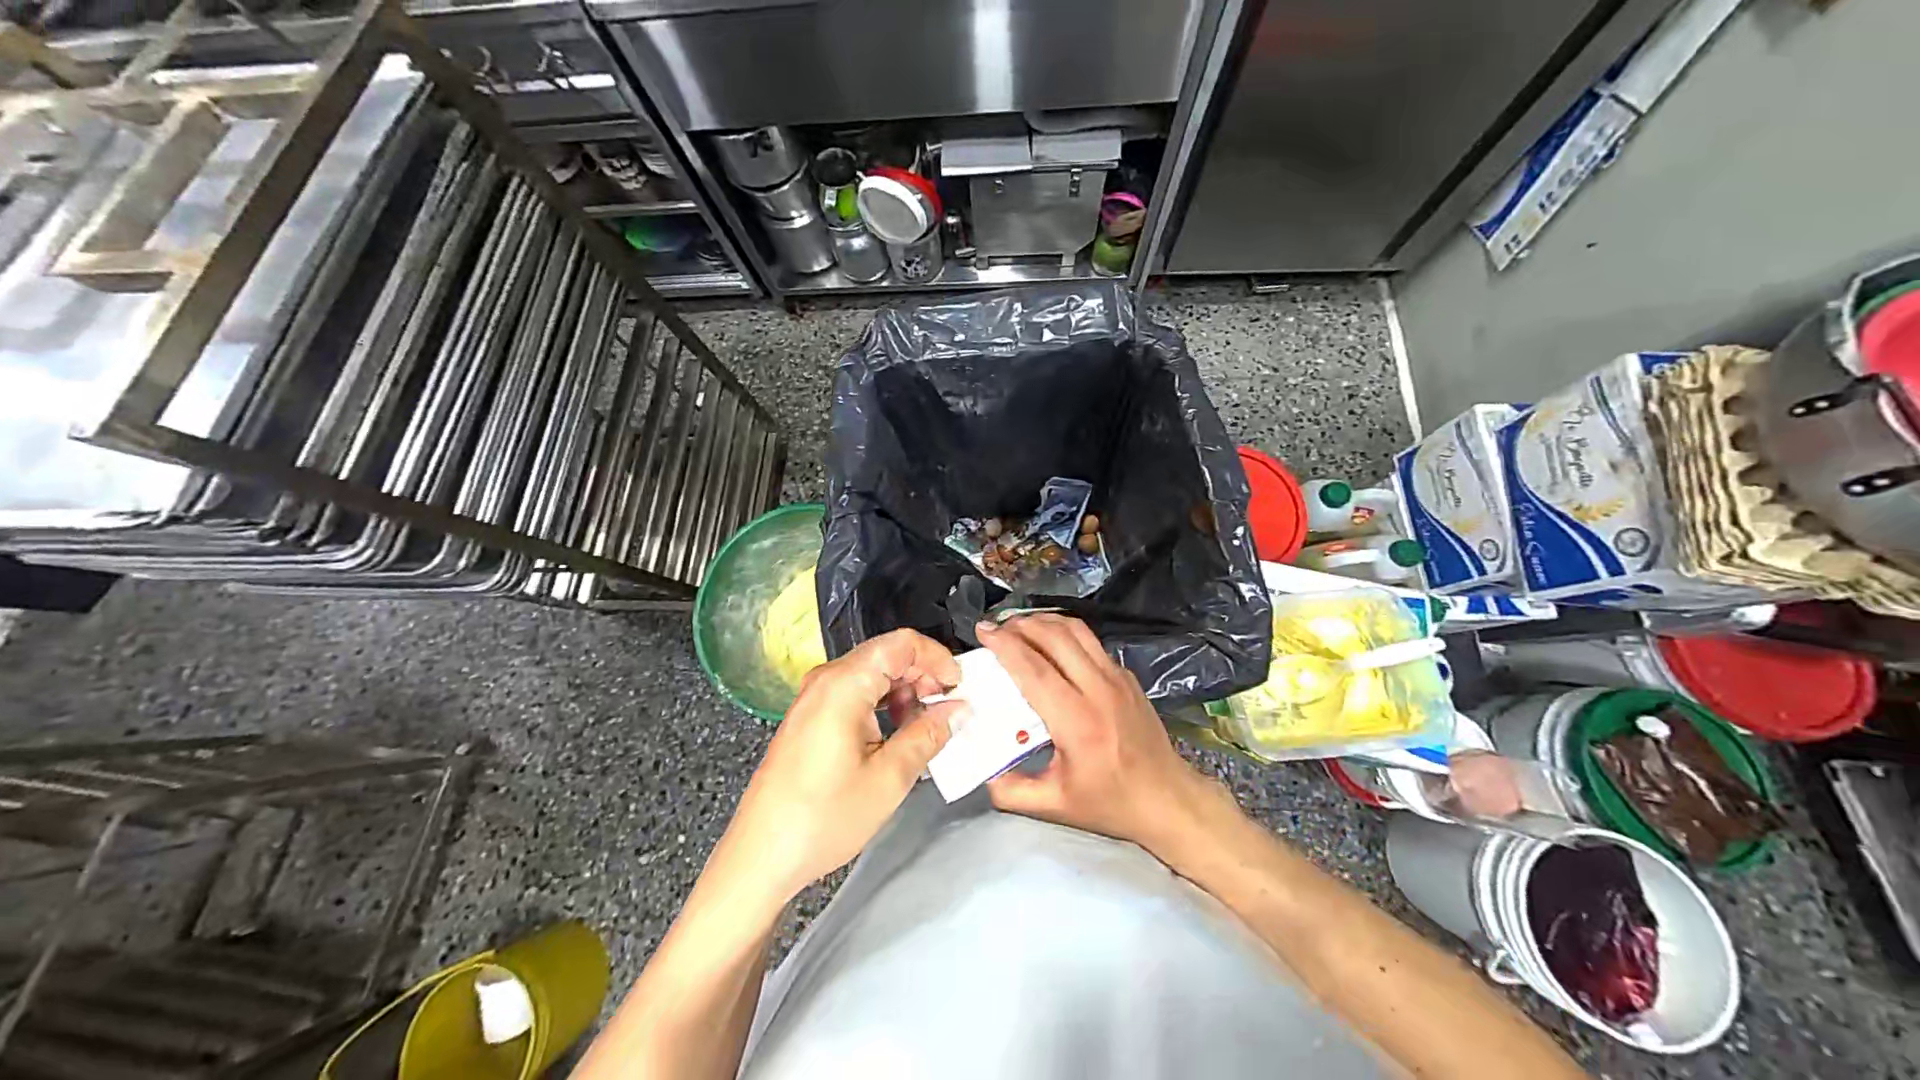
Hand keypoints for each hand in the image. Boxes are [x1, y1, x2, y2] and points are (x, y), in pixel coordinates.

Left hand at [710, 628, 965, 905]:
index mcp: (843, 685)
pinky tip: (896, 733)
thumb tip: (956, 711)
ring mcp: (814, 698)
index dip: (938, 658)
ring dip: (904, 690)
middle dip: (924, 674)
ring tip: (924, 725)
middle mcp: (825, 682)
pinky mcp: (810, 717)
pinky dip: (882, 703)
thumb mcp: (890, 778)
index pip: (902, 643)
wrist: (762, 855)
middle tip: (949, 705)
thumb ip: (929, 734)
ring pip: (872, 673)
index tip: (958, 684)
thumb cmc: (817, 820)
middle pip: (887, 653)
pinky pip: (855, 692)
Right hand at [978, 615, 1231, 856]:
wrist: (1168, 800)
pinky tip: (1050, 643)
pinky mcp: (1127, 676)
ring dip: (1044, 621)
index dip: (1005, 646)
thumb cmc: (1111, 803)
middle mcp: (1099, 690)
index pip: (1034, 670)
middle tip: (996, 626)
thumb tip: (982, 768)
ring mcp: (1118, 679)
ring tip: (1019, 625)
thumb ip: (1011, 791)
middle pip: (1055, 638)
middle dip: (1021, 624)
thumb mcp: (1054, 807)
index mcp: (1077, 722)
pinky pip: (1092, 643)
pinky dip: (1065, 634)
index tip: (983, 632)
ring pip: (1077, 631)